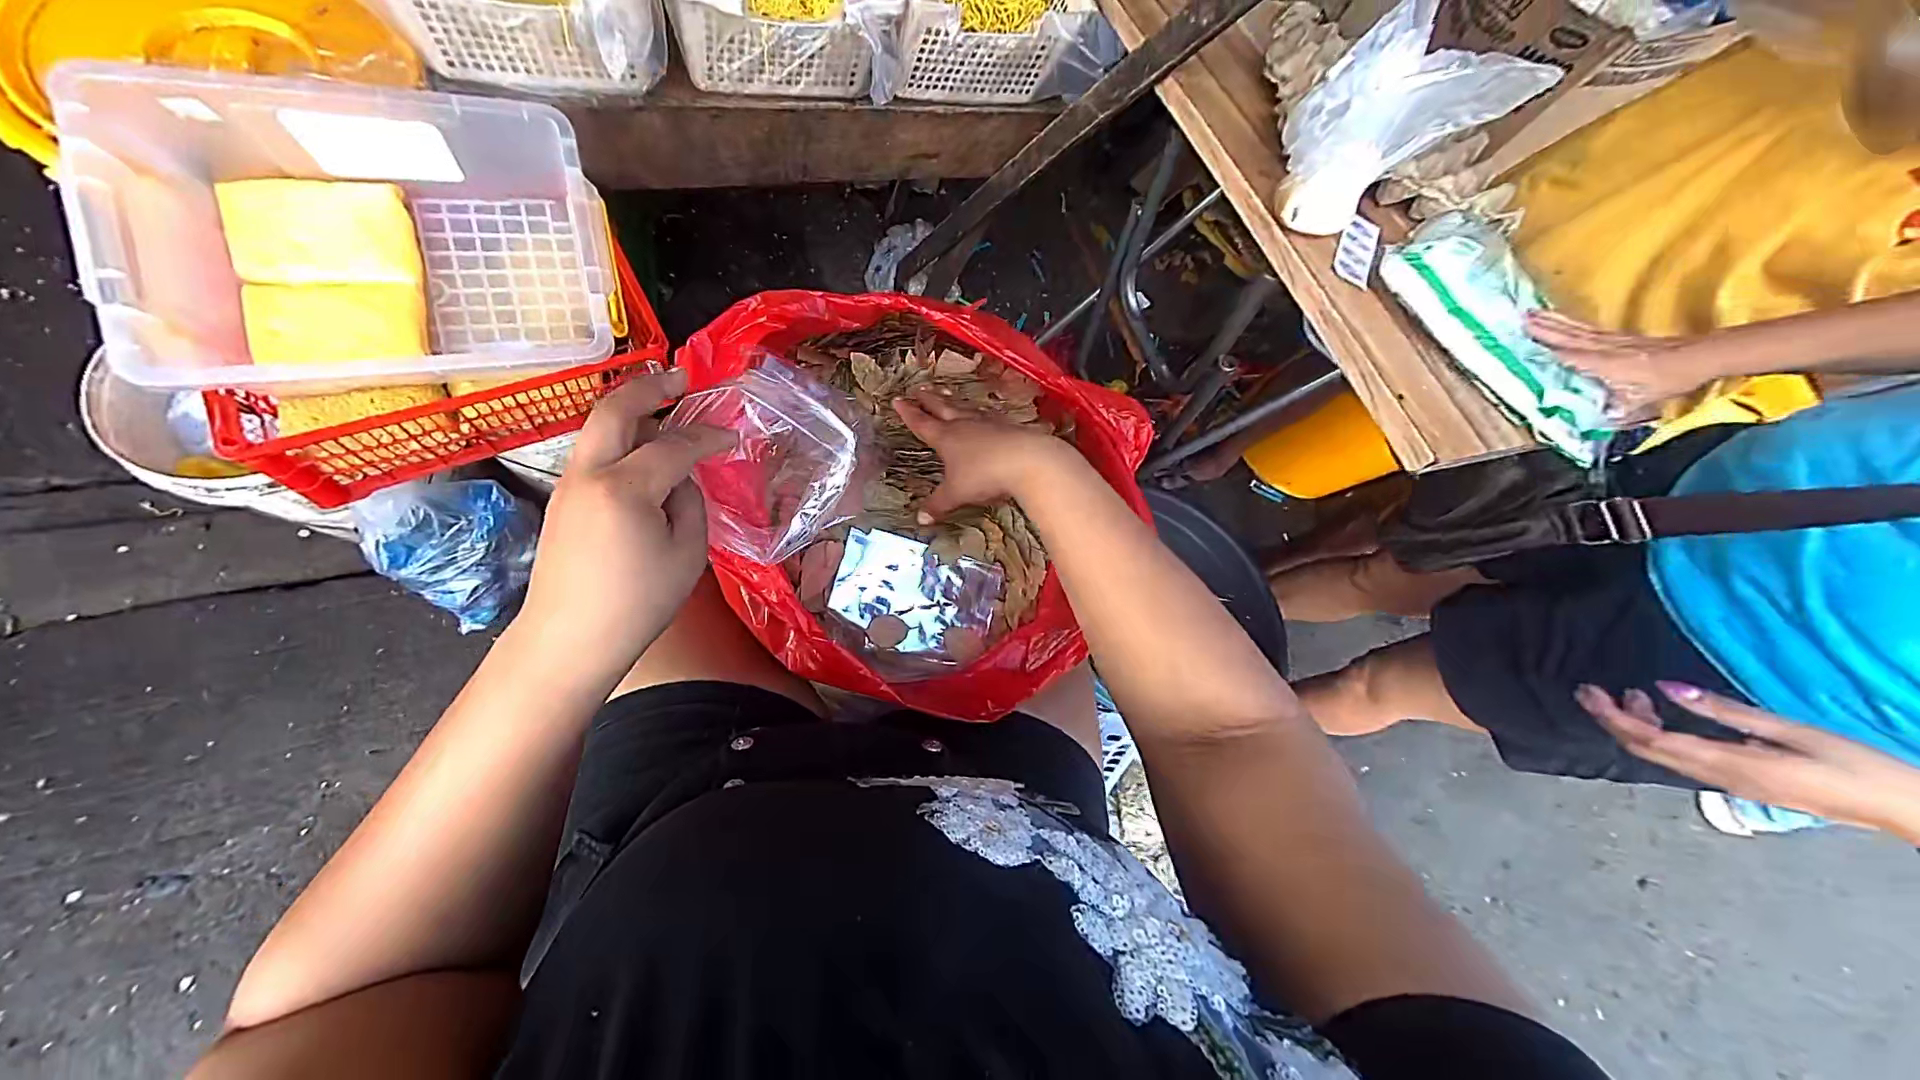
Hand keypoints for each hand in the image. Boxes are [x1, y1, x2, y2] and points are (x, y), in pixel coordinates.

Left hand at [517, 369, 734, 671]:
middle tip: (681, 377)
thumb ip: (689, 502)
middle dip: (650, 386)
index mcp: (624, 488)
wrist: (570, 639)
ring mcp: (568, 485)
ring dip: (632, 409)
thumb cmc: (638, 602)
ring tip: (665, 405)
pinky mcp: (562, 500)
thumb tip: (681, 478)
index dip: (707, 436)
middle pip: (614, 409)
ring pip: (598, 427)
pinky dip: (621, 437)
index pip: (673, 444)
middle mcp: (588, 474)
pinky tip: (643, 449)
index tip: (732, 436)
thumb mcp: (687, 553)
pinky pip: (594, 452)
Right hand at [892, 386, 1079, 520]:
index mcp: (946, 437)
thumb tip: (921, 519)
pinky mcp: (1008, 426)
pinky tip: (984, 413)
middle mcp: (964, 424)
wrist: (1027, 460)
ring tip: (946, 394)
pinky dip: (981, 412)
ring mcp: (988, 423)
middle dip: (928, 400)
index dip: (908, 413)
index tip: (899, 401)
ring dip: (953, 401)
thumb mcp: (956, 493)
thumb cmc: (986, 475)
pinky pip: (989, 415)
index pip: (921, 423)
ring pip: (965, 408)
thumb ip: (938, 504)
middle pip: (942, 407)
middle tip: (918, 389)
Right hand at [1526, 312, 1714, 423]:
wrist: (1705, 356)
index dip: (1544, 349)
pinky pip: (1591, 330)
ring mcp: (1615, 341)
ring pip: (1578, 330)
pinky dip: (1574, 325)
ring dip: (1555, 321)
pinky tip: (1567, 323)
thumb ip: (1612, 410)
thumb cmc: (1672, 378)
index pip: (1567, 355)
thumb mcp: (1640, 401)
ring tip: (1535, 313)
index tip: (1521, 341)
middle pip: (1569, 335)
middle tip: (1522, 316)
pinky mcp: (1623, 338)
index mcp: (1604, 363)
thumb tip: (1590, 420)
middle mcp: (1606, 348)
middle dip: (1544, 326)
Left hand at [1576, 682, 1919, 843]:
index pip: (1648, 739)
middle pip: (1644, 749)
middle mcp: (1717, 777)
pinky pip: (1681, 758)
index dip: (1611, 716)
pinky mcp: (1740, 783)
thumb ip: (1723, 711)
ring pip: (1660, 754)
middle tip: (1591, 690)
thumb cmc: (1854, 766)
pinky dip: (1659, 734)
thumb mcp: (1790, 731)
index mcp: (1726, 764)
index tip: (1588, 692)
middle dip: (1611, 719)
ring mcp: (1727, 784)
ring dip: (1636, 725)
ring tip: (1629, 694)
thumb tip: (1665, 687)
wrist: (1905, 809)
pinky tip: (1661, 715)